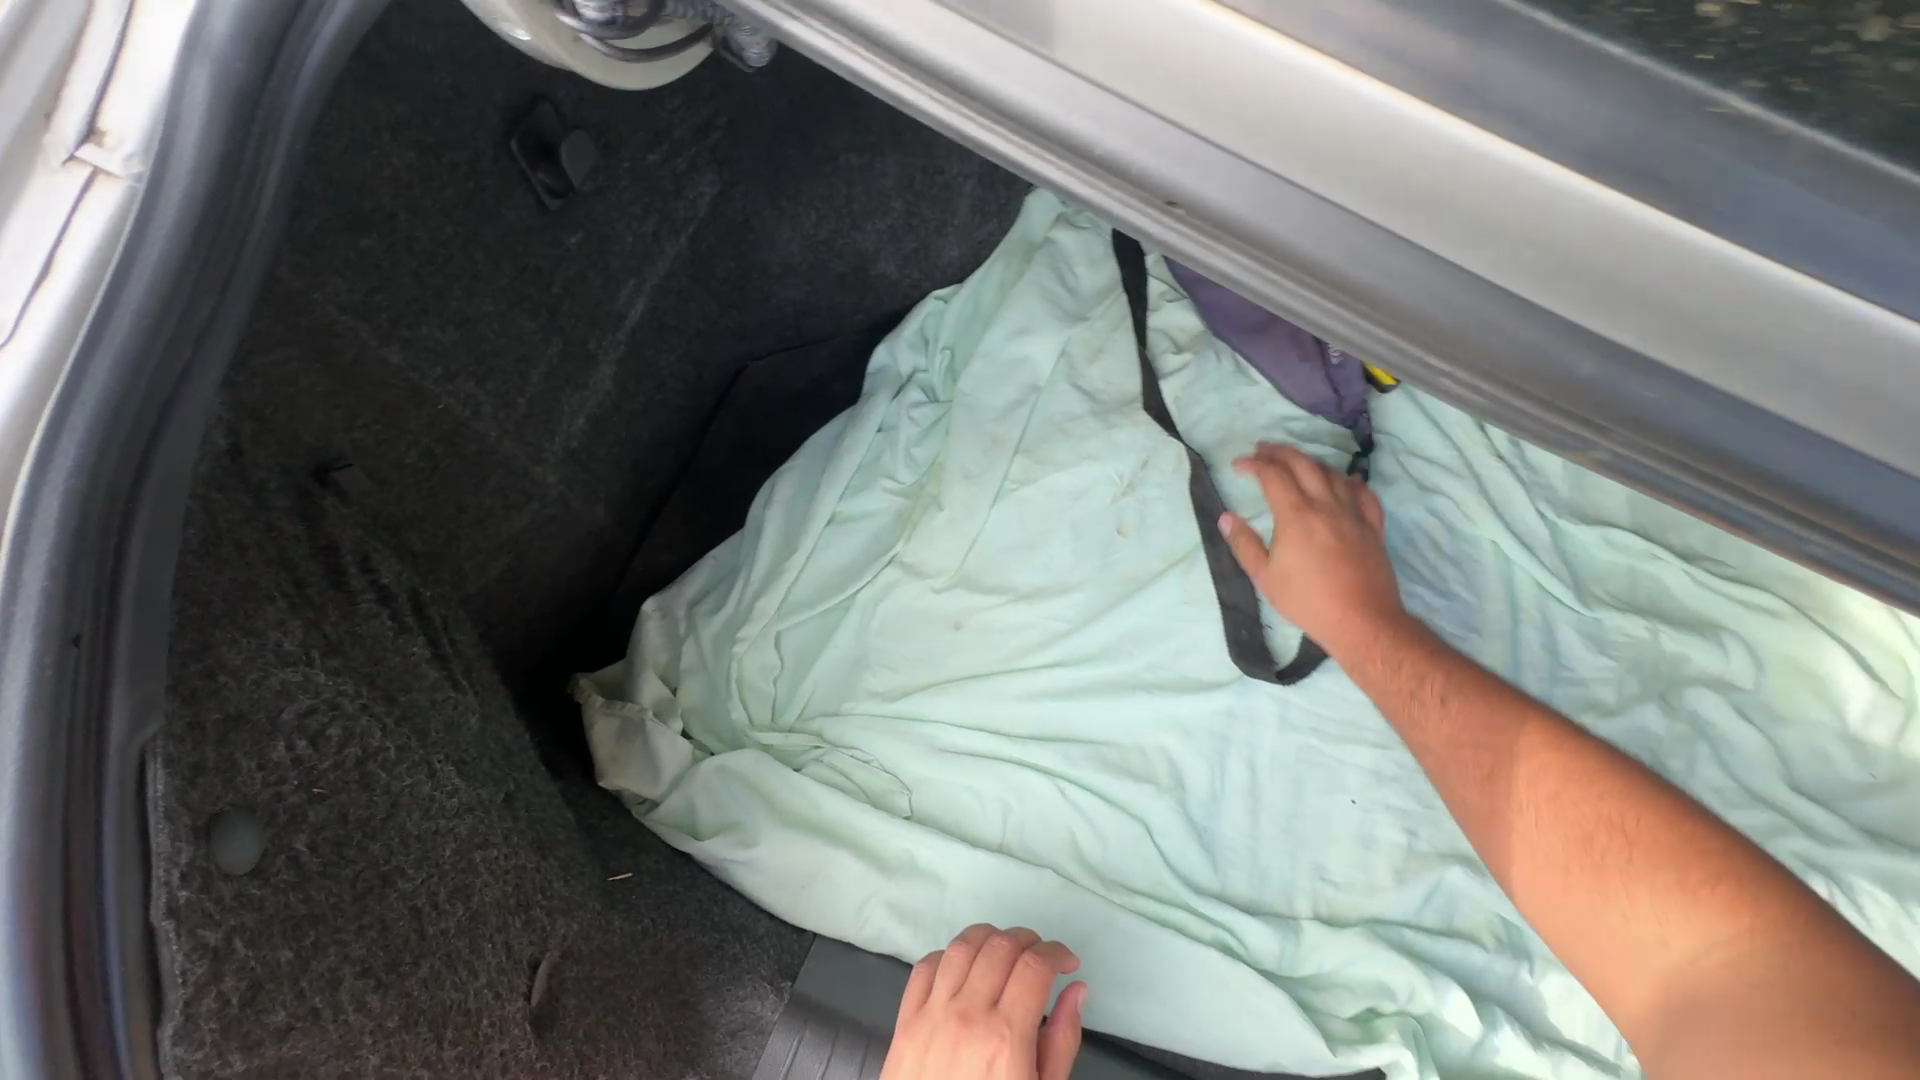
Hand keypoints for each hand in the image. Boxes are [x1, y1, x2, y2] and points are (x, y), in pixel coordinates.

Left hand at [881, 924, 1086, 1079]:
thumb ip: (1062, 1041)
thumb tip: (1075, 991)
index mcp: (1006, 1037)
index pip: (1035, 965)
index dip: (1058, 952)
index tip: (1067, 961)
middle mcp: (968, 1015)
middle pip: (1001, 946)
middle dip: (1029, 940)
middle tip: (1041, 957)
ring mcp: (932, 1014)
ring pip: (962, 945)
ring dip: (990, 937)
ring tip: (1006, 951)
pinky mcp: (906, 1021)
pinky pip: (926, 966)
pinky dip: (949, 954)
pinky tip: (964, 965)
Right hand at [1219, 442, 1406, 655]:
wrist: (1361, 620)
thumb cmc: (1306, 600)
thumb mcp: (1264, 577)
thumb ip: (1244, 543)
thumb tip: (1225, 517)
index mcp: (1296, 515)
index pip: (1273, 476)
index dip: (1253, 464)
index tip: (1238, 464)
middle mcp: (1326, 505)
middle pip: (1303, 465)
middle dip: (1280, 452)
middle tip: (1263, 449)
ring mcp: (1353, 514)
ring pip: (1333, 474)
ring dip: (1311, 463)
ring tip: (1297, 463)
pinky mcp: (1372, 527)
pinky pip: (1364, 494)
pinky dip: (1350, 482)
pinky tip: (1344, 482)